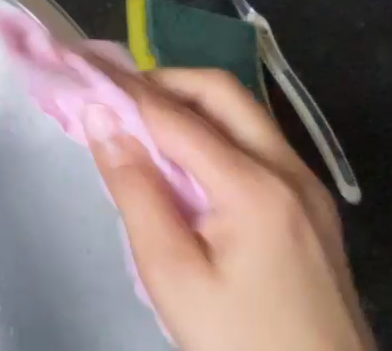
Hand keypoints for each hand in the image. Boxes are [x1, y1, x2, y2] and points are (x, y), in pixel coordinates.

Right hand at [82, 63, 374, 350]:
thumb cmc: (238, 340)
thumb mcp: (170, 272)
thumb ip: (133, 188)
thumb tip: (99, 117)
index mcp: (254, 187)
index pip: (172, 113)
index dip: (120, 86)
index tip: (78, 68)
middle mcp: (290, 173)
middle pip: (220, 93)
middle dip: (161, 82)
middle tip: (113, 98)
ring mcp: (308, 191)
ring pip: (243, 114)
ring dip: (188, 104)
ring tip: (139, 127)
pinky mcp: (312, 211)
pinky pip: (257, 144)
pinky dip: (212, 131)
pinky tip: (181, 163)